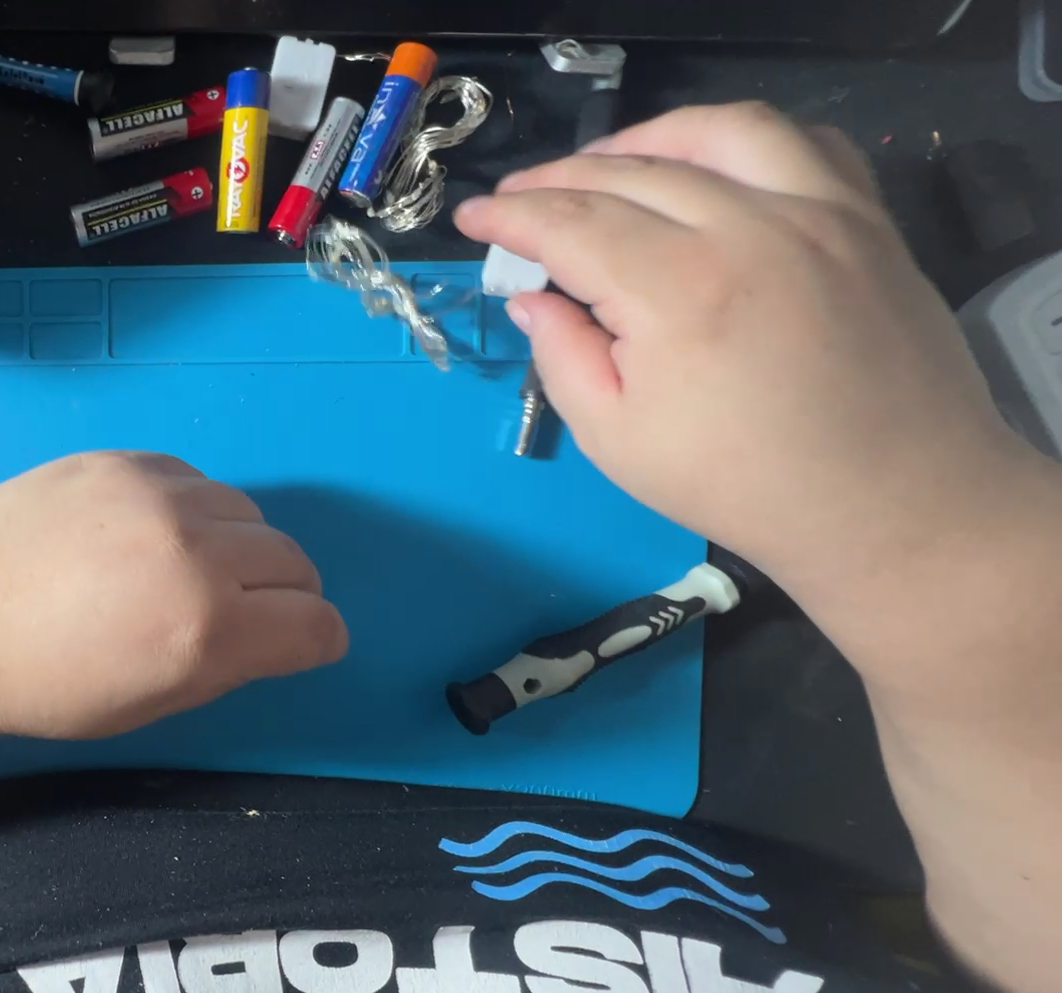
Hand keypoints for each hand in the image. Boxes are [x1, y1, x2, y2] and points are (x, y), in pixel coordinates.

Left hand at [0, 452, 347, 738]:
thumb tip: (269, 636)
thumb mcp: (144, 707)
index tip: (296, 644)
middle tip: (242, 612)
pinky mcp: (119, 459)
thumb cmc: (36, 687)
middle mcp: (195, 550)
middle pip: (294, 559)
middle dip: (285, 594)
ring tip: (185, 570)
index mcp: (205, 631)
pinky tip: (147, 532)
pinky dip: (192, 509)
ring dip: (239, 547)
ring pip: (248, 512)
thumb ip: (225, 667)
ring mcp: (155, 493)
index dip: (315, 641)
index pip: (317, 625)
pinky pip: (194, 479)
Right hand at [453, 103, 1042, 587]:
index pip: (572, 224)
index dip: (509, 216)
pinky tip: (699, 171)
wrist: (885, 497)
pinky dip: (733, 143)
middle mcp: (751, 228)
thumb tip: (531, 299)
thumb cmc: (730, 478)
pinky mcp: (864, 220)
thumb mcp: (611, 433)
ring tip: (597, 165)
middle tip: (510, 198)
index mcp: (677, 290)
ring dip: (641, 140)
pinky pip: (800, 143)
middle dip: (553, 179)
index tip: (469, 217)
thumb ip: (561, 354)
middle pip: (630, 173)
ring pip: (718, 133)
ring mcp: (821, 213)